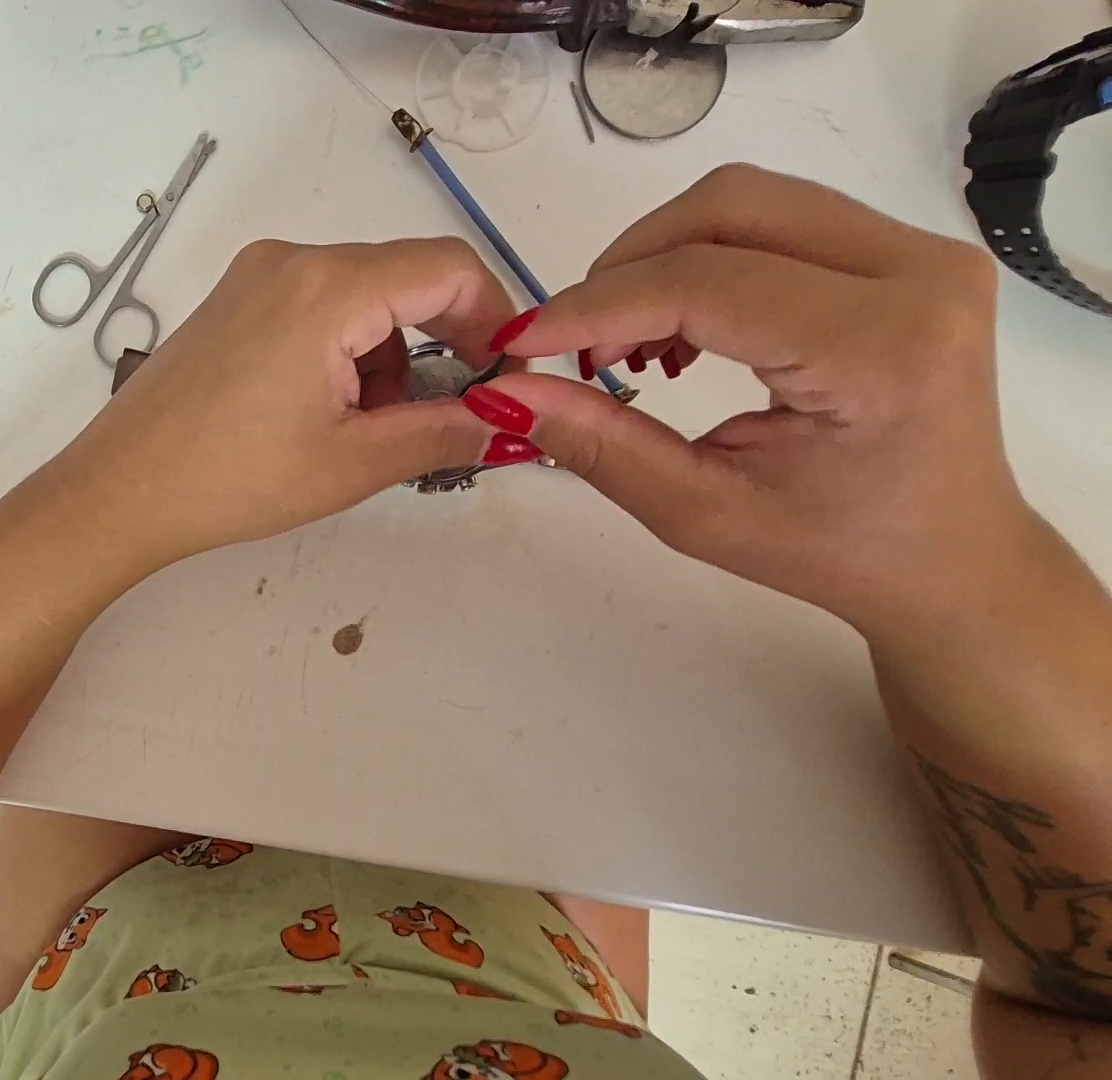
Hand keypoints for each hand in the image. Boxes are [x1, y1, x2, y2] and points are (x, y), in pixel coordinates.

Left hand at [36, 238, 522, 569]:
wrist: (120, 493)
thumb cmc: (231, 480)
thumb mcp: (353, 463)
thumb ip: (446, 433)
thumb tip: (512, 418)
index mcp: (327, 286)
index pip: (449, 268)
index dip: (494, 320)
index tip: (505, 378)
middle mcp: (289, 262)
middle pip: (402, 280)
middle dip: (436, 347)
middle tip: (440, 417)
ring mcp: (252, 279)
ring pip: (358, 300)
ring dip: (384, 359)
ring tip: (362, 431)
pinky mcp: (230, 305)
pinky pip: (312, 310)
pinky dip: (339, 354)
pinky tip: (321, 412)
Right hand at [480, 164, 1045, 632]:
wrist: (943, 552)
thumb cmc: (826, 548)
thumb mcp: (694, 512)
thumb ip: (596, 444)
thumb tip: (503, 393)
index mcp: (879, 350)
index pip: (705, 284)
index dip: (592, 307)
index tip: (516, 345)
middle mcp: (916, 273)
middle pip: (725, 209)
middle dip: (621, 271)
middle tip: (575, 349)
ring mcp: (915, 252)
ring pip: (741, 204)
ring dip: (652, 264)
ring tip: (623, 347)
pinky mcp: (896, 253)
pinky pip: (766, 222)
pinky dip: (690, 264)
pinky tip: (673, 333)